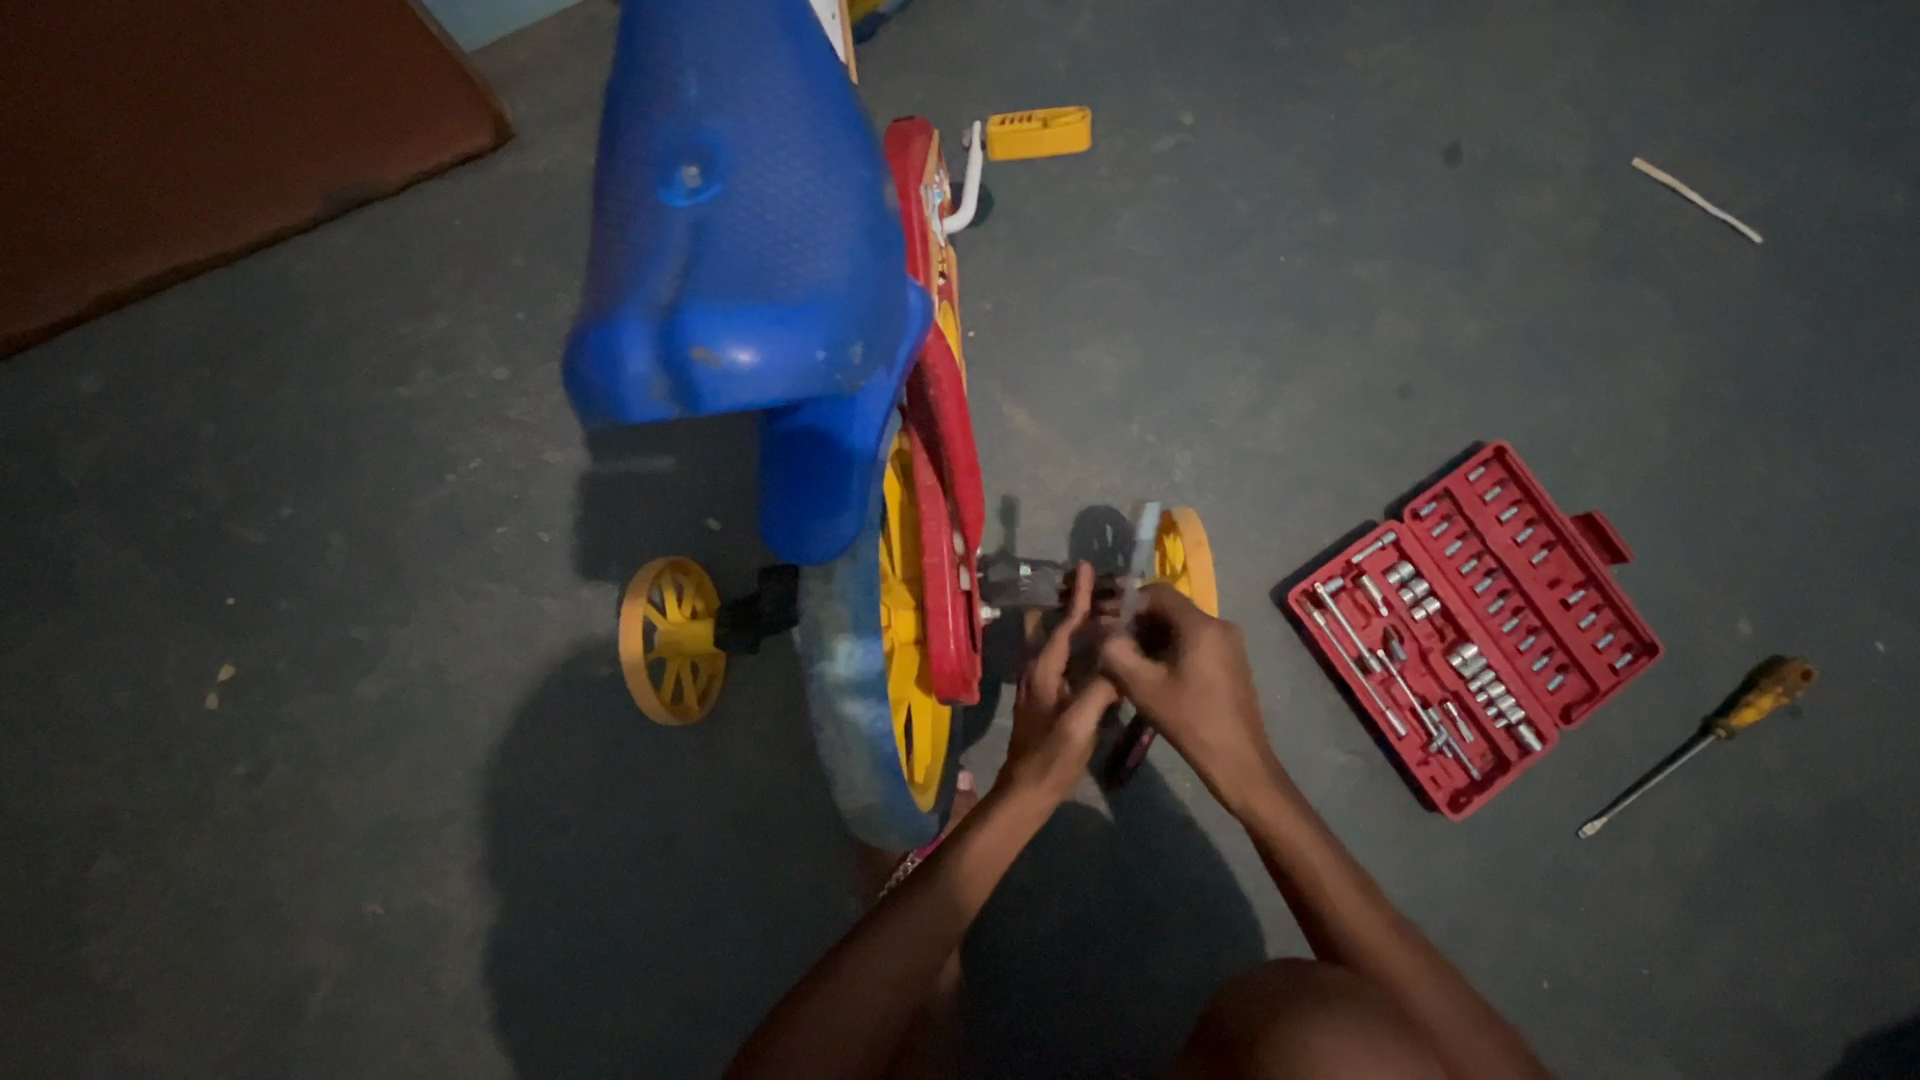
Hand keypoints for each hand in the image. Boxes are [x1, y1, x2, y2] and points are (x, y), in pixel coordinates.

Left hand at [1002, 563, 1118, 800]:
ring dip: (1076, 622)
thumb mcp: (1078, 726)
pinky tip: (1098, 650)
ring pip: (1058, 642)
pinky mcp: (1047, 698)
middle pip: (1056, 626)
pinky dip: (1078, 645)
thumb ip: (1098, 691)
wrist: (1026, 791)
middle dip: (1073, 602)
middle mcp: (1038, 670)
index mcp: (1043, 671)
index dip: (1077, 597)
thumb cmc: (1050, 758)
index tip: (1085, 567)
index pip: (1063, 624)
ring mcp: (1040, 684)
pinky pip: (1064, 659)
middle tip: (1098, 582)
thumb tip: (1119, 659)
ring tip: (1102, 607)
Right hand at [1100, 585, 1286, 810]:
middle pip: (1171, 608)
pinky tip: (1154, 673)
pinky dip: (1171, 648)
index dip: (1128, 602)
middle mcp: (1220, 625)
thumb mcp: (1142, 686)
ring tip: (1129, 660)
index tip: (1107, 622)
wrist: (1238, 760)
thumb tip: (1102, 630)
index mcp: (1201, 625)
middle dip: (1138, 621)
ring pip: (1182, 626)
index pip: (1158, 592)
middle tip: (1113, 643)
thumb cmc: (1189, 720)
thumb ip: (1116, 651)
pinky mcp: (1231, 661)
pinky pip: (1195, 641)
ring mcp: (1229, 644)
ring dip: (1153, 636)